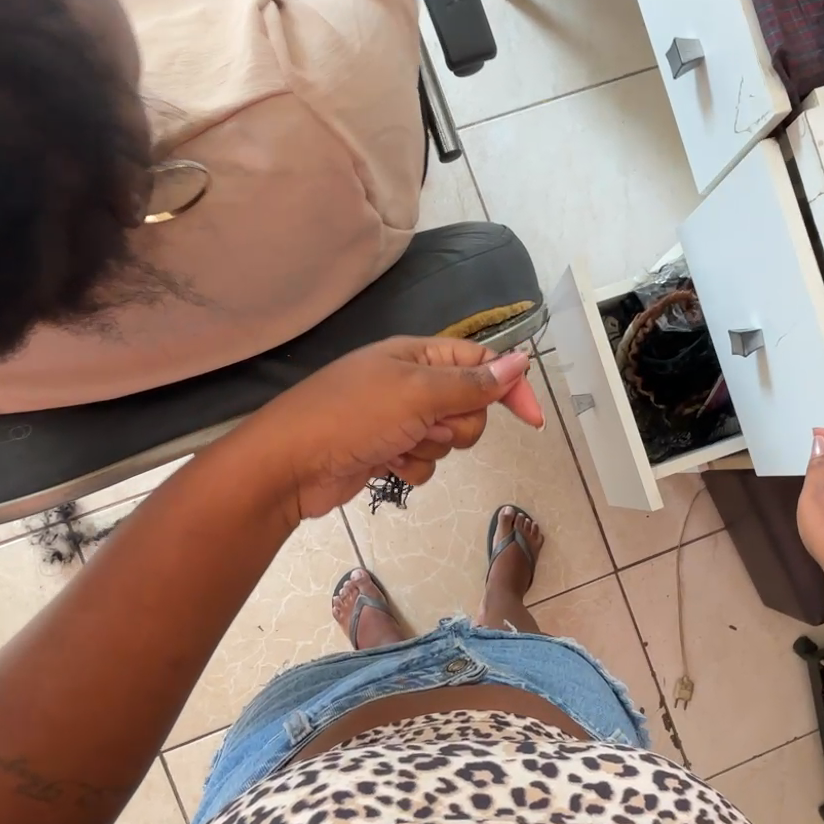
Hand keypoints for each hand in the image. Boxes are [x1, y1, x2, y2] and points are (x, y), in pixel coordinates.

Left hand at [235, 336, 544, 521]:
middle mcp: (411, 383)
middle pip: (469, 406)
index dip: (509, 387)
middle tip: (428, 426)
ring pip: (448, 438)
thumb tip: (519, 361)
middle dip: (457, 424)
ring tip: (398, 446)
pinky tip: (386, 465)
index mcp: (418, 355)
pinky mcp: (388, 452)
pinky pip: (424, 462)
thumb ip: (472, 382)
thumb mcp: (417, 393)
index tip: (533, 419)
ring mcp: (399, 420)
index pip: (481, 363)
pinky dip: (411, 468)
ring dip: (431, 448)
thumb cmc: (351, 416)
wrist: (290, 465)